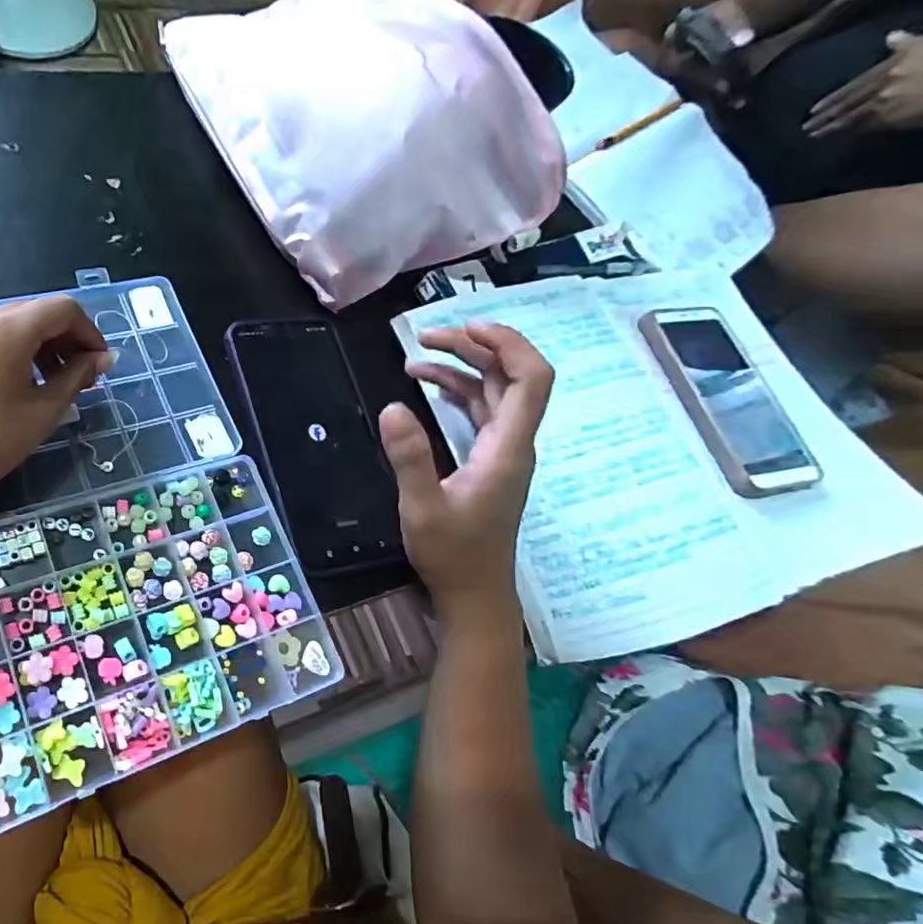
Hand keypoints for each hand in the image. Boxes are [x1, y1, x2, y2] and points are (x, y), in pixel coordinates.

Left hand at [0, 296, 112, 518]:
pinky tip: (22, 385)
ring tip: (54, 385)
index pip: (63, 309)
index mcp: (7, 328)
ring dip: (43, 346)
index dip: (90, 333)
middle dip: (67, 340)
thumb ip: (77, 377)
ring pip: (15, 324)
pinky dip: (17, 351)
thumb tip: (104, 358)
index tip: (100, 366)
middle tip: (82, 379)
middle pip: (38, 312)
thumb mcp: (44, 411)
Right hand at [380, 322, 552, 609]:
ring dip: (462, 370)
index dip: (507, 343)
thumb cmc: (453, 555)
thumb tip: (392, 408)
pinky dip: (457, 394)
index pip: (530, 378)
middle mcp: (513, 444)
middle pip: (510, 377)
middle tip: (425, 338)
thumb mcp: (422, 508)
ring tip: (416, 359)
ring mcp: (503, 454)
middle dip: (473, 348)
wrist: (474, 594)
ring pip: (493, 394)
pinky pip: (480, 415)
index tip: (466, 328)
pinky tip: (427, 390)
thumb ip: (410, 458)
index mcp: (507, 448)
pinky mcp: (489, 464)